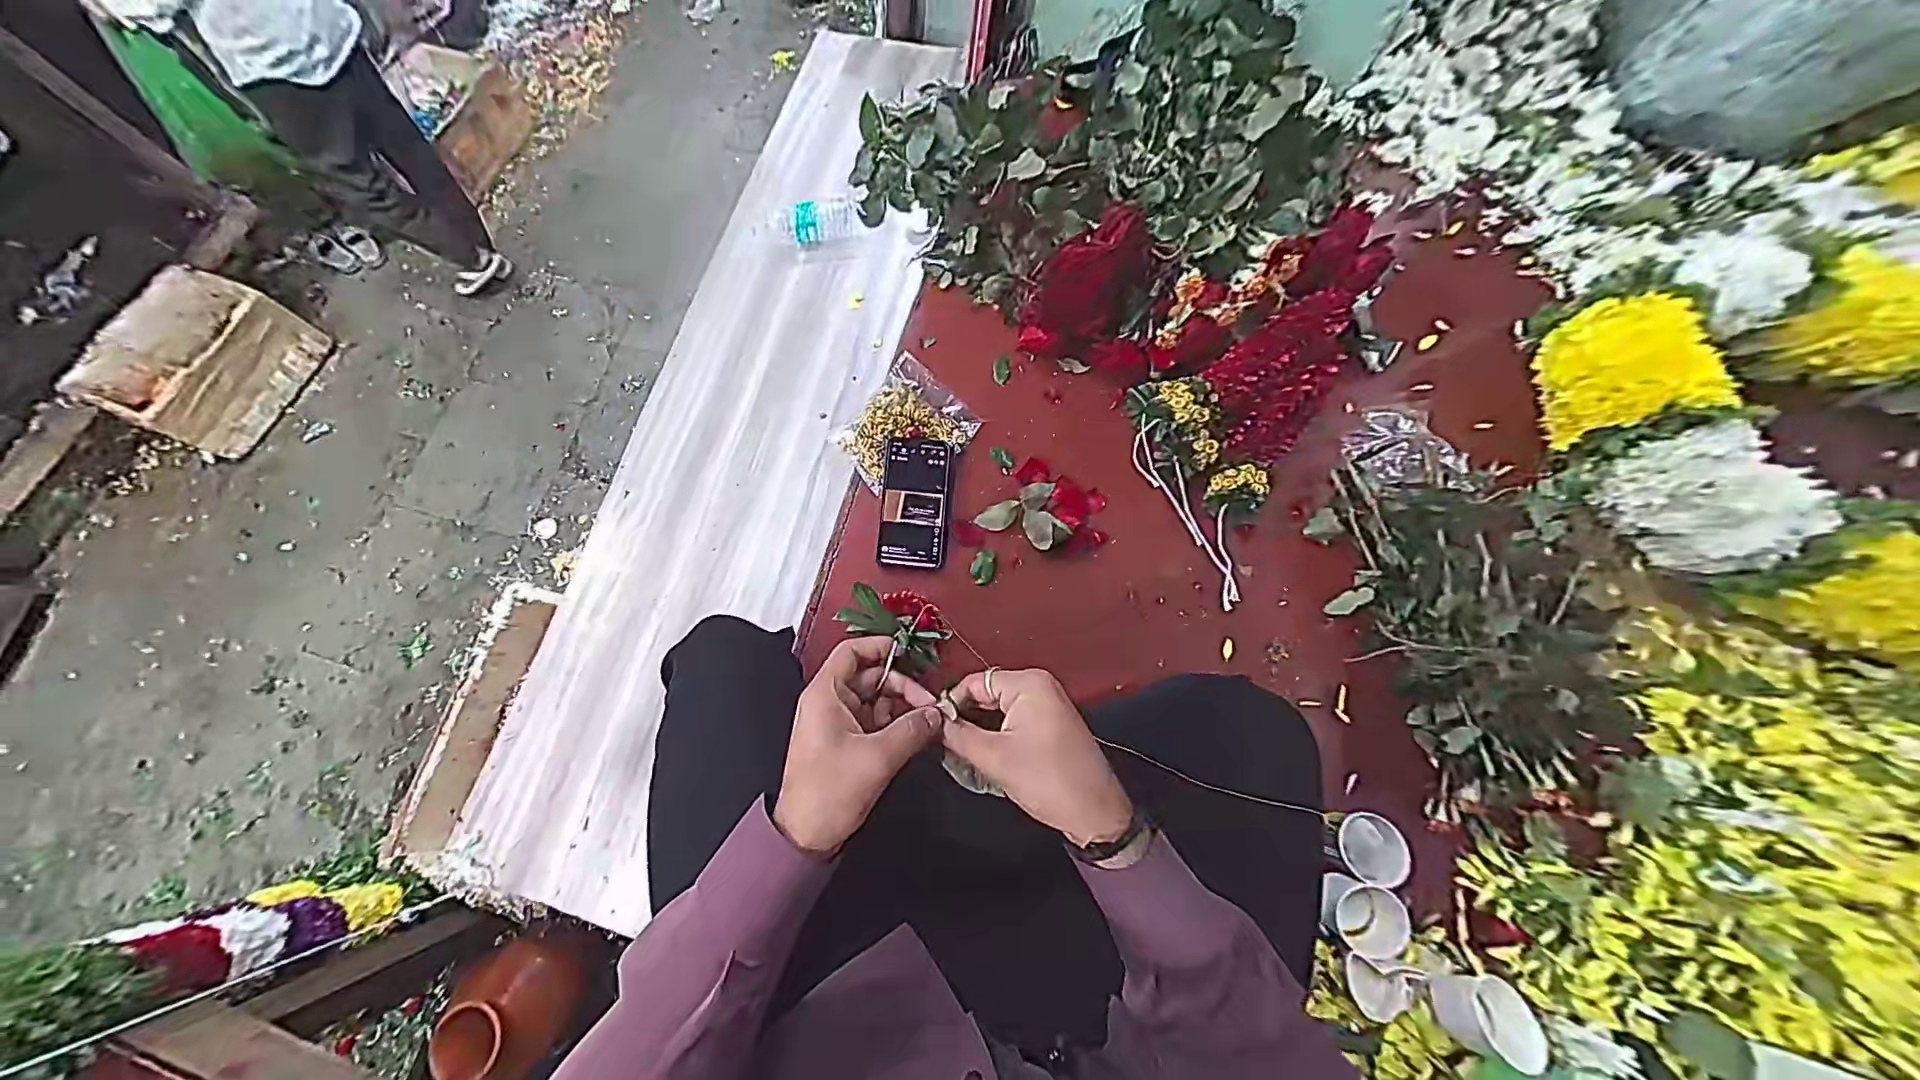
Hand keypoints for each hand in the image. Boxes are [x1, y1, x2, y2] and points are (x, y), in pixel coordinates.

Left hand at [773, 636, 940, 853]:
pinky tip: (917, 732)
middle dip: (902, 685)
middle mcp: (830, 703)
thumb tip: (935, 714)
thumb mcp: (876, 757)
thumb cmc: (826, 794)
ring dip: (903, 706)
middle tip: (928, 703)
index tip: (906, 652)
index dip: (878, 647)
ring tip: (928, 720)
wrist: (805, 836)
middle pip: (871, 676)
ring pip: (877, 699)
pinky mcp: (848, 742)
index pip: (850, 652)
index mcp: (825, 695)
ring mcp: (839, 722)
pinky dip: (897, 723)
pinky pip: (876, 720)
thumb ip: (911, 730)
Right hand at [941, 669, 1133, 846]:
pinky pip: (1013, 720)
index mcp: (1029, 684)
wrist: (1095, 813)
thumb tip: (935, 724)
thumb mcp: (994, 758)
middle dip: (965, 718)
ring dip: (980, 729)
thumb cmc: (1052, 782)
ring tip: (962, 753)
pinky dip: (997, 735)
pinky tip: (985, 755)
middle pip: (986, 694)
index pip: (974, 682)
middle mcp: (1040, 686)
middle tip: (945, 744)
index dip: (952, 703)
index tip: (935, 726)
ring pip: (998, 710)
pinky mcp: (1050, 723)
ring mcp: (1047, 704)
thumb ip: (958, 736)